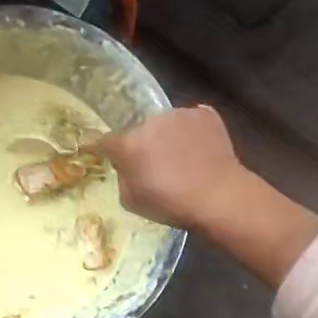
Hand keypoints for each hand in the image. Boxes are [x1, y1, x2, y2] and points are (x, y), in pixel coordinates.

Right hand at [92, 105, 249, 230]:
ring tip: (178, 156)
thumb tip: (127, 165)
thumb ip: (123, 176)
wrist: (219, 195)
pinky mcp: (205, 114)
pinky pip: (189, 121)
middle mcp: (150, 121)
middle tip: (151, 163)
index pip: (103, 140)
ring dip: (165, 136)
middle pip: (137, 131)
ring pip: (164, 124)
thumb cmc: (169, 203)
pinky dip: (189, 132)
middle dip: (140, 144)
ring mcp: (179, 114)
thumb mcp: (130, 200)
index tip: (99, 152)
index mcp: (127, 143)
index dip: (100, 148)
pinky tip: (197, 149)